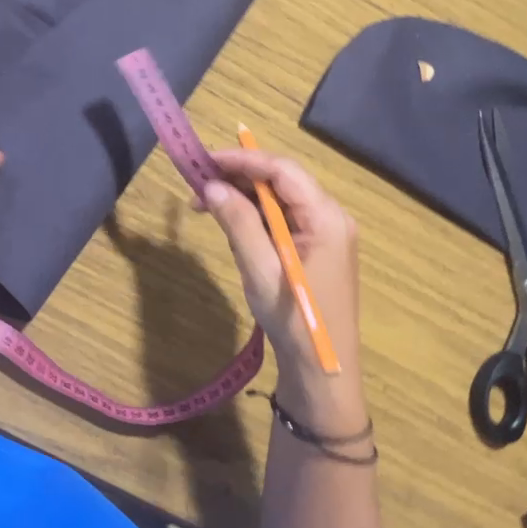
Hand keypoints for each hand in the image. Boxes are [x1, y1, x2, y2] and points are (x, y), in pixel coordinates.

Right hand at [199, 148, 367, 433]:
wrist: (321, 367)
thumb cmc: (292, 317)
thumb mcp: (260, 268)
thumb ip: (238, 222)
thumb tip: (211, 185)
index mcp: (326, 218)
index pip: (283, 170)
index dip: (242, 160)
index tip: (204, 160)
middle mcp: (330, 217)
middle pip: (281, 180)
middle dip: (238, 177)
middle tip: (196, 184)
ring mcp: (325, 233)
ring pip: (279, 199)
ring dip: (242, 196)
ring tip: (204, 204)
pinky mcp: (315, 248)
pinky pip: (281, 218)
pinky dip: (253, 215)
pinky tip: (230, 223)